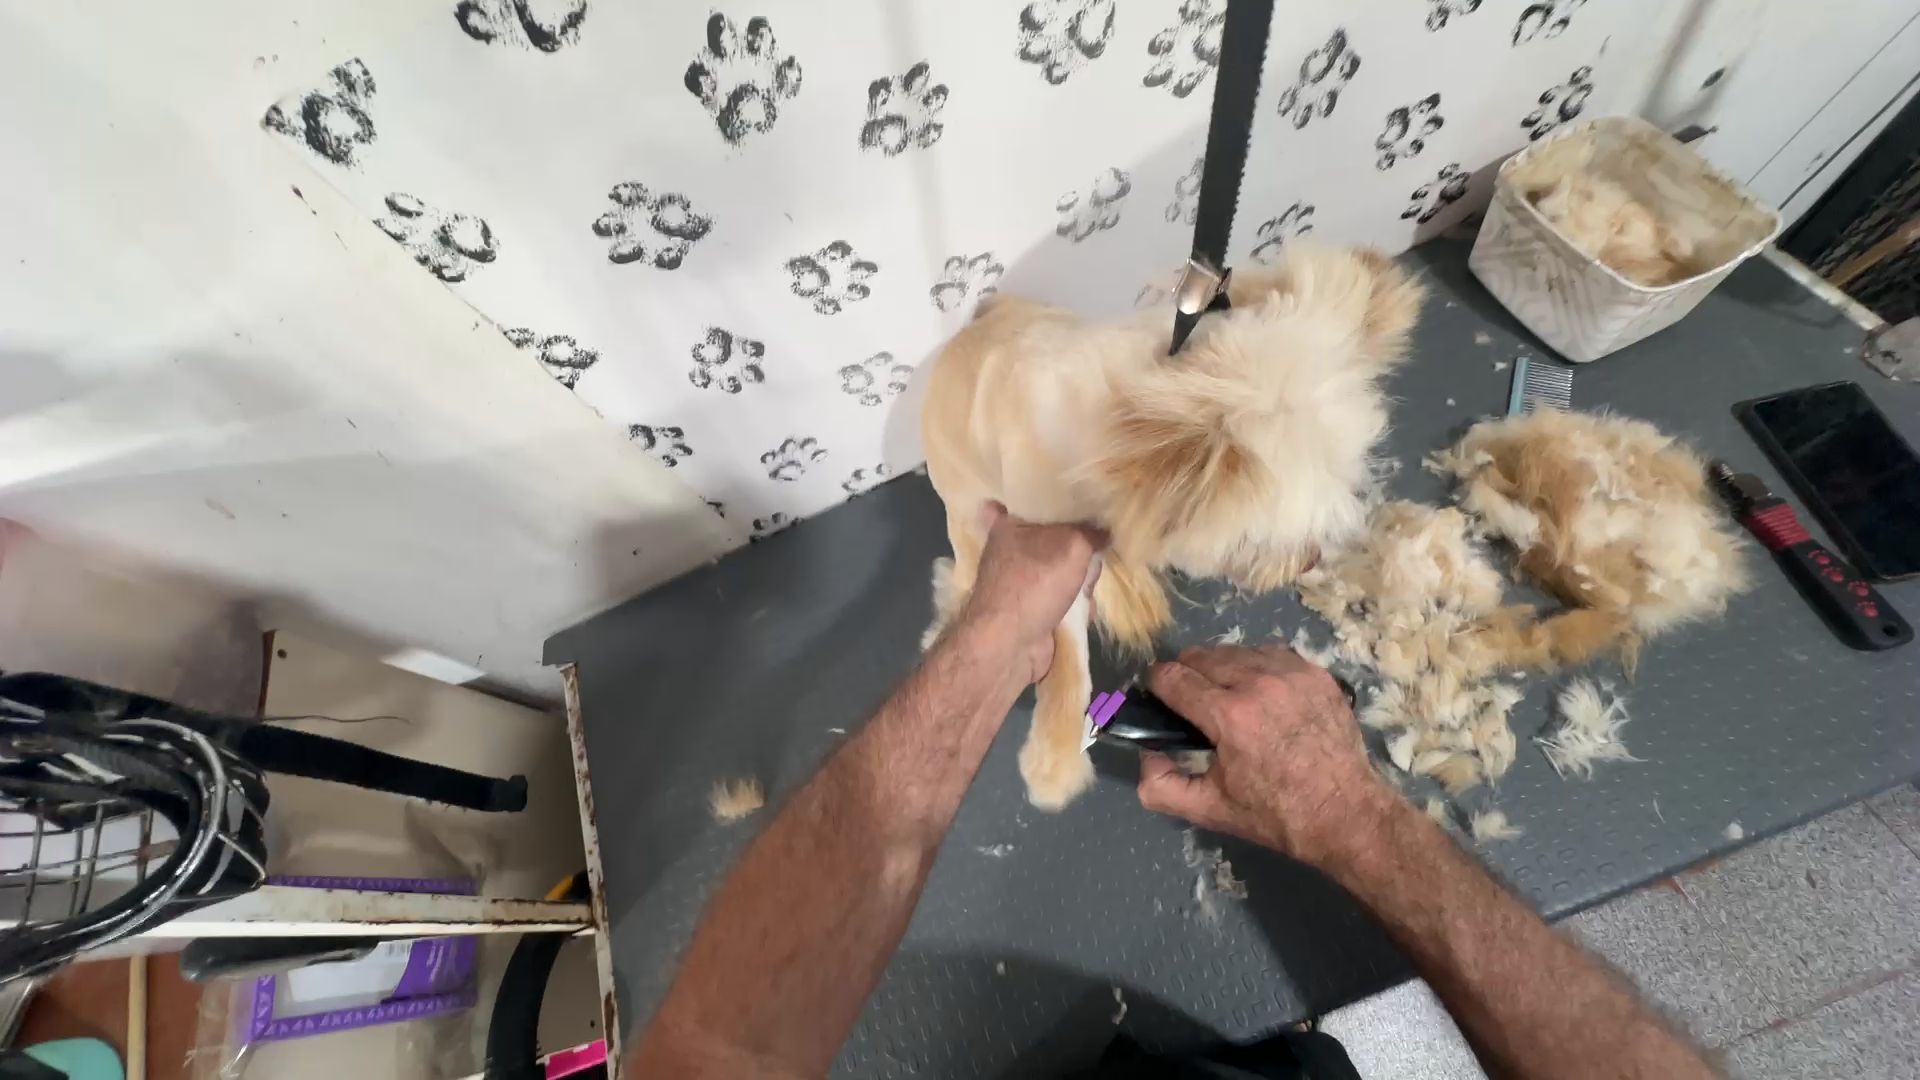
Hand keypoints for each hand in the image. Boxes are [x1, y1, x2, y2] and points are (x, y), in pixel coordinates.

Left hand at [956, 502, 1105, 685]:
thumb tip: (1103, 528)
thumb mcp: (1072, 544)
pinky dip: (1075, 606)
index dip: (1064, 502)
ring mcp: (1022, 583)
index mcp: (1010, 524)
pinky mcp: (1033, 609)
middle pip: (1061, 539)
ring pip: (1067, 571)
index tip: (1087, 506)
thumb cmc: (1034, 583)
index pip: (1039, 502)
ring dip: (1082, 583)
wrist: (1010, 644)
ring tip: (1083, 590)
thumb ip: (1091, 530)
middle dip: (1082, 551)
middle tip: (1092, 554)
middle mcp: (1012, 550)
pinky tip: (1080, 611)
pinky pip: (1064, 598)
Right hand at [1135, 645, 1391, 864]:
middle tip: (1194, 704)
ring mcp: (1290, 673)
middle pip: (1198, 655)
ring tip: (1229, 697)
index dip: (1157, 686)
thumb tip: (1144, 752)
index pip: (1171, 676)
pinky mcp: (1314, 672)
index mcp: (1229, 715)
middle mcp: (1258, 683)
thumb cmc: (1275, 814)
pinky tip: (1261, 693)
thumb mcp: (1209, 809)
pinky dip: (1255, 666)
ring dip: (1220, 669)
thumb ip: (1161, 785)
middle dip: (1186, 675)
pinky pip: (1267, 652)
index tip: (1161, 700)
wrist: (1348, 814)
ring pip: (1232, 650)